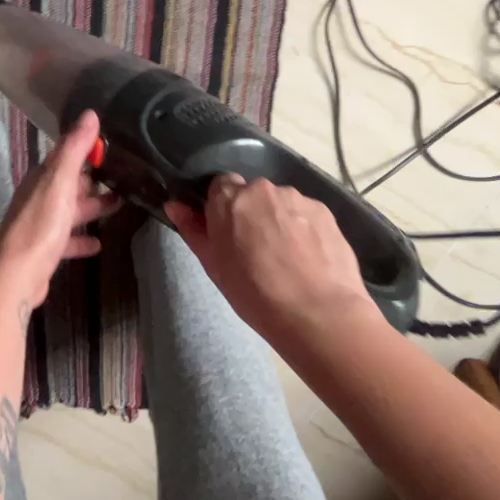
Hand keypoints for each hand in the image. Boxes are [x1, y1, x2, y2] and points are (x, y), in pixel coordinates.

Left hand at [0, 111, 122, 306]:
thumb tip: (90, 114)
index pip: (67, 156)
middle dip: (93, 179)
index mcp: (42, 178)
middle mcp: (39, 196)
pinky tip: (98, 243)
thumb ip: (74, 149)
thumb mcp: (59, 182)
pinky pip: (67, 239)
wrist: (16, 275)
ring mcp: (40, 224)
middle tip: (125, 177)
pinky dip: (82, 239)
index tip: (115, 146)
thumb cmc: (40, 225)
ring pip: (70, 210)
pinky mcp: (44, 249)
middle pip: (70, 183)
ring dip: (91, 207)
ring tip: (120, 205)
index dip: (88, 150)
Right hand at [166, 176, 377, 343]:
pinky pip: (307, 214)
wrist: (318, 314)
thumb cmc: (254, 293)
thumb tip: (174, 204)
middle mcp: (261, 189)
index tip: (229, 232)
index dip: (224, 208)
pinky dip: (305, 230)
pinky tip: (309, 259)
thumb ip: (192, 229)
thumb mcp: (213, 265)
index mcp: (228, 199)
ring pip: (281, 204)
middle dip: (254, 213)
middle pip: (253, 193)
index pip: (220, 185)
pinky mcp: (325, 212)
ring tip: (288, 257)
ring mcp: (296, 198)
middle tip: (258, 249)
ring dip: (280, 220)